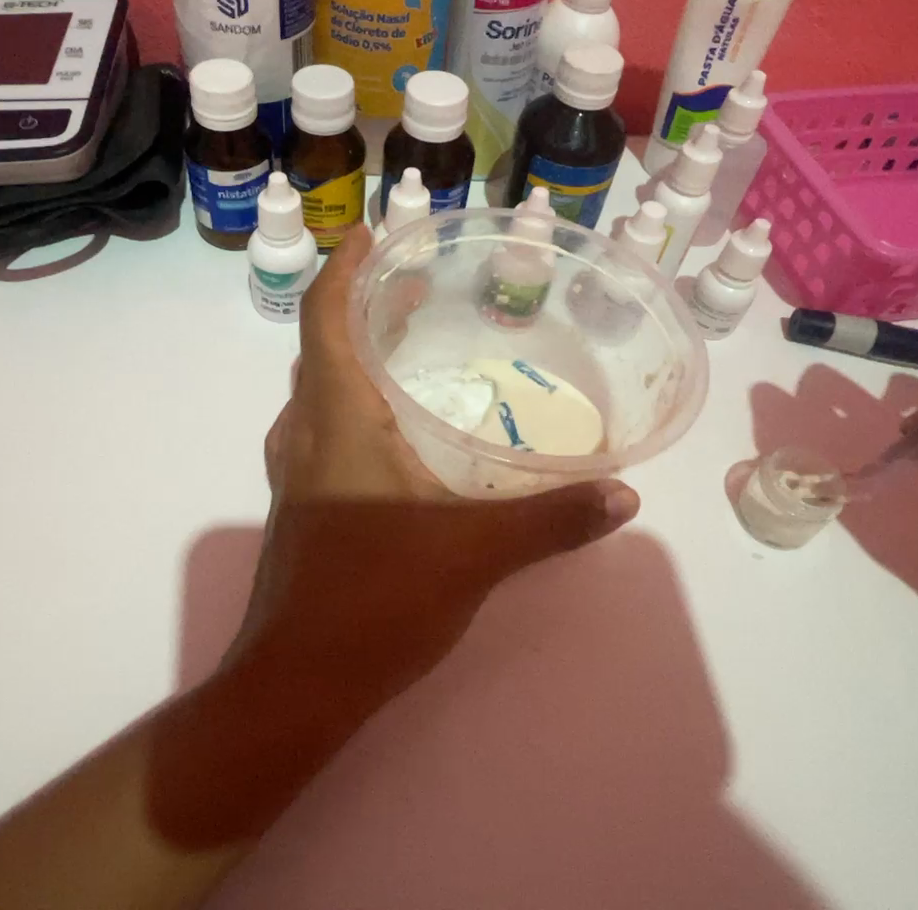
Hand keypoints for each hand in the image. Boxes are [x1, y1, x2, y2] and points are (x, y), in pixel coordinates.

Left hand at [241, 225, 640, 702]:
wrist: (297, 685)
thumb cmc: (374, 600)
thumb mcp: (474, 553)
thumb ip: (551, 520)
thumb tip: (623, 496)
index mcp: (333, 417)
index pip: (324, 315)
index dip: (345, 265)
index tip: (377, 232)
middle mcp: (303, 432)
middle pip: (323, 347)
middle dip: (366, 307)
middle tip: (423, 288)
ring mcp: (294, 472)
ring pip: (320, 391)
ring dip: (359, 357)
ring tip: (414, 346)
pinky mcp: (301, 506)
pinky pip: (323, 430)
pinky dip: (356, 405)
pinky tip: (403, 432)